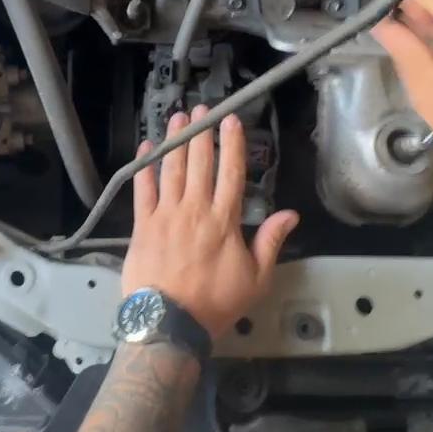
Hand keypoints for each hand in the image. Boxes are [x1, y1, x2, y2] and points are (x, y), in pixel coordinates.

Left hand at [123, 107, 300, 338]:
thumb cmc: (215, 302)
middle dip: (201, 133)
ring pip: (171, 169)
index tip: (230, 120)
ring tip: (177, 118)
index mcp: (224, 221)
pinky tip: (146, 147)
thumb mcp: (254, 278)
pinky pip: (142, 189)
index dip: (232, 144)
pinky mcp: (142, 224)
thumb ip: (270, 242)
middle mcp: (195, 209)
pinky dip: (144, 167)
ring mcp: (165, 214)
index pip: (231, 173)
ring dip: (175, 141)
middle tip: (201, 109)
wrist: (169, 322)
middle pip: (199, 163)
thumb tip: (290, 214)